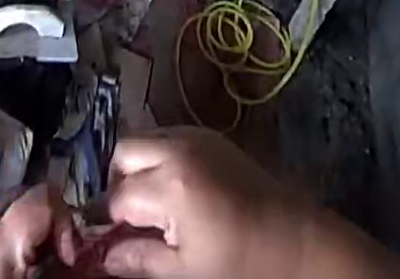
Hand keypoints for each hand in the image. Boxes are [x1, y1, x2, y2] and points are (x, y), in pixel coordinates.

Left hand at [0, 183, 81, 278]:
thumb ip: (61, 273)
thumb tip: (87, 262)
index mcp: (0, 237)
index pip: (46, 195)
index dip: (68, 221)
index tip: (70, 257)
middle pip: (25, 193)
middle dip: (47, 220)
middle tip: (58, 259)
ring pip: (4, 206)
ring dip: (25, 227)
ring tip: (33, 265)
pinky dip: (3, 235)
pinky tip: (7, 269)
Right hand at [100, 128, 399, 278]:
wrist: (295, 239)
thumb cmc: (241, 263)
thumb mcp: (188, 272)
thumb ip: (141, 259)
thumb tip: (104, 258)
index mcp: (170, 186)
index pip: (119, 196)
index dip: (111, 219)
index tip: (111, 237)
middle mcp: (175, 149)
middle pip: (124, 151)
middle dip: (119, 180)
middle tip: (130, 214)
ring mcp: (192, 135)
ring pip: (144, 138)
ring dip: (139, 165)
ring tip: (153, 202)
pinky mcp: (207, 133)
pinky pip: (167, 135)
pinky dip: (159, 155)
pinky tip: (175, 188)